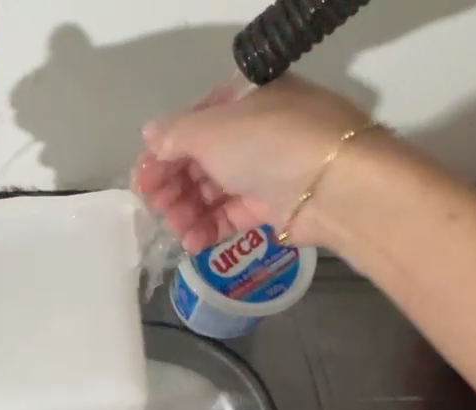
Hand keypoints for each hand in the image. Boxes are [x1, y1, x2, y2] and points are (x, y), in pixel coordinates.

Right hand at [134, 74, 385, 250]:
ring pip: (211, 192)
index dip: (163, 154)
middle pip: (198, 162)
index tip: (142, 182)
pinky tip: (192, 243)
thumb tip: (149, 136)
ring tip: (176, 230)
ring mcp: (263, 170)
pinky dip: (207, 229)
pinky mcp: (270, 206)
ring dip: (186, 212)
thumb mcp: (211, 130)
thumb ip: (173, 135)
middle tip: (155, 208)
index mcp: (243, 101)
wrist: (333, 186)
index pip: (192, 126)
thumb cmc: (268, 143)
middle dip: (172, 188)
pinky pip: (229, 216)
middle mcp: (254, 132)